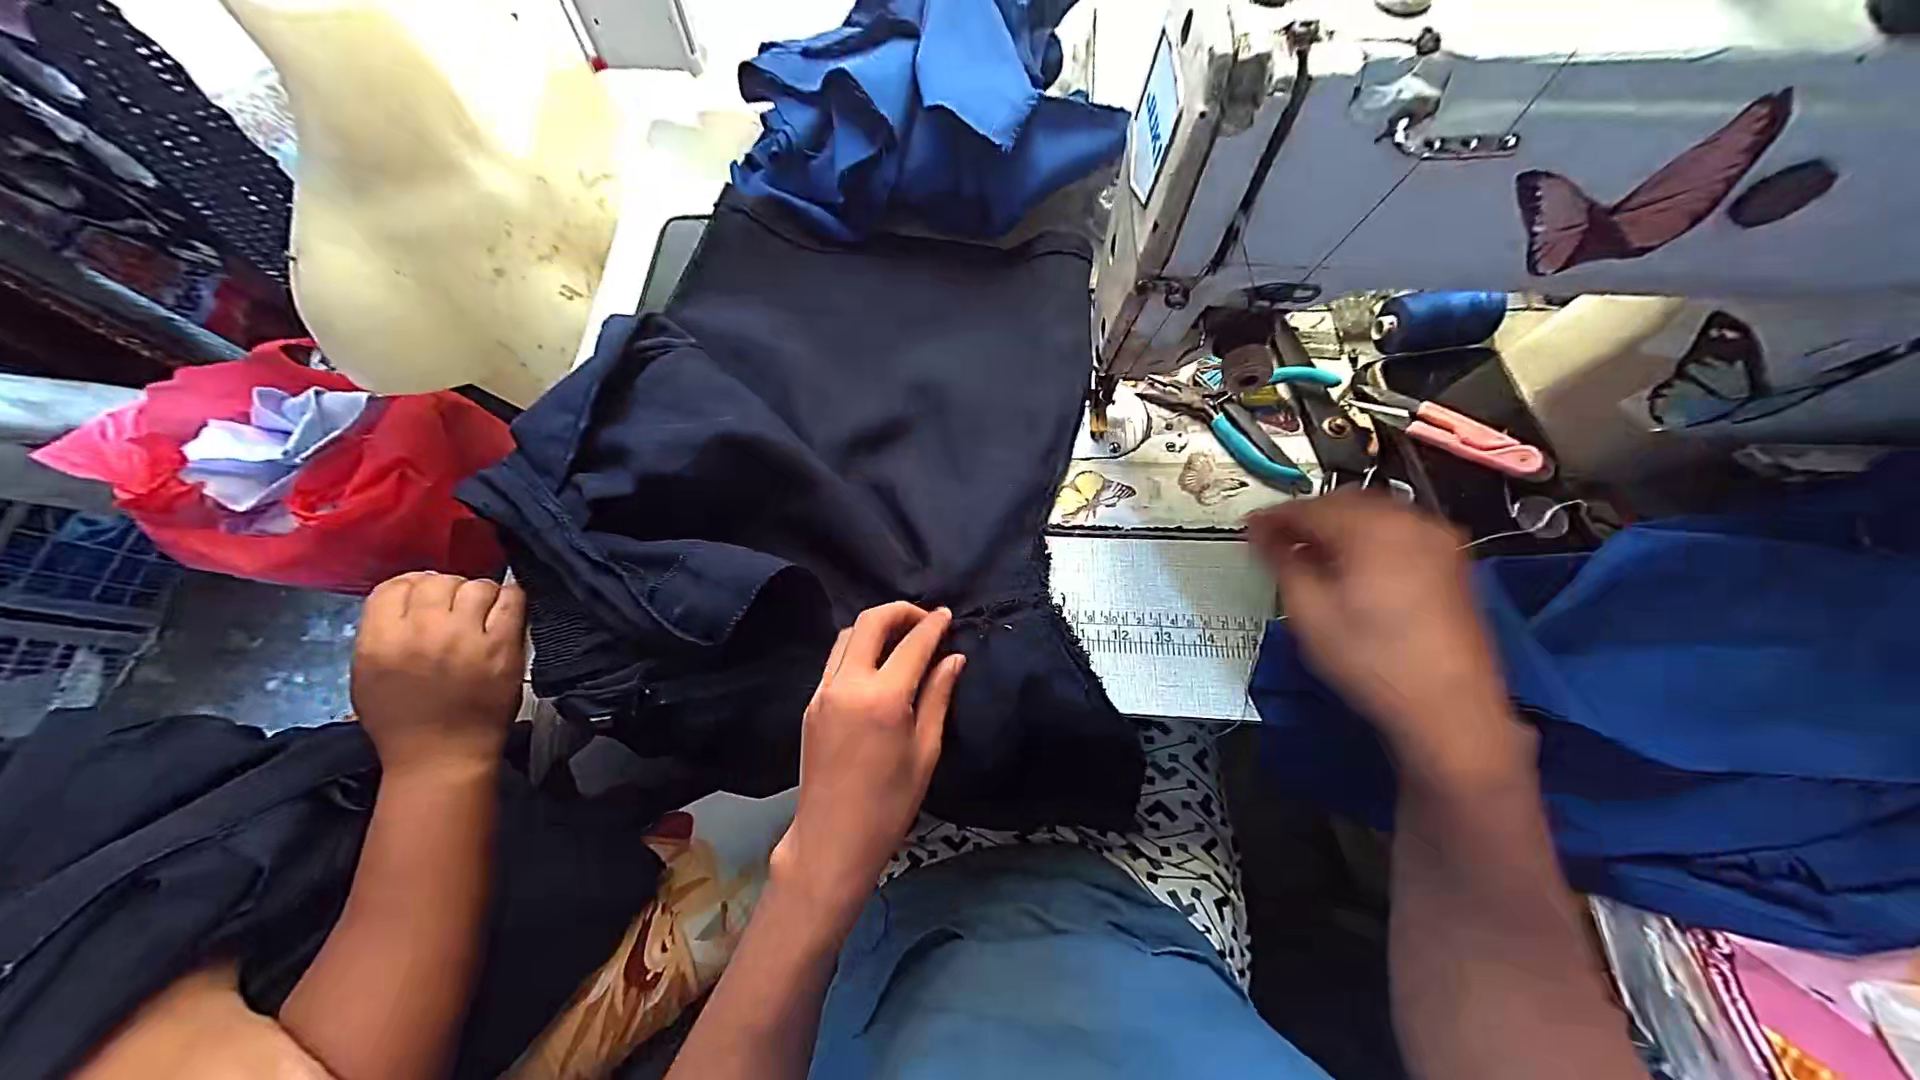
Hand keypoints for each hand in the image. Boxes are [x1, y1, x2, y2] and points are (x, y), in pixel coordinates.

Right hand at [351, 572, 526, 780]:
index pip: (394, 586)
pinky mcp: (502, 645)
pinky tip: (506, 609)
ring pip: (476, 586)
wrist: (441, 754)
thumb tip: (409, 601)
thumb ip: (383, 633)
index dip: (413, 586)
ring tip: (481, 611)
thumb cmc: (403, 721)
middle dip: (448, 589)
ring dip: (480, 593)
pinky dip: (511, 597)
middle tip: (456, 606)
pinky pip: (512, 600)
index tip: (426, 595)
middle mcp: (421, 632)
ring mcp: (465, 637)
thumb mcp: (368, 674)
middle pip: (438, 581)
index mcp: (379, 640)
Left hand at [771, 602, 964, 914]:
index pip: (913, 643)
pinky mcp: (810, 704)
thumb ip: (938, 696)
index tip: (947, 615)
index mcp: (883, 699)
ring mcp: (823, 692)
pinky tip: (876, 663)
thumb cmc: (890, 804)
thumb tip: (953, 658)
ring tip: (902, 638)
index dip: (933, 624)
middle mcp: (848, 685)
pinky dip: (857, 647)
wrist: (831, 841)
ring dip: (875, 626)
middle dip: (900, 611)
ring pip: (847, 635)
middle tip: (925, 620)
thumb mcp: (925, 751)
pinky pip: (835, 659)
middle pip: (870, 622)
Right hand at [1247, 492, 1529, 774]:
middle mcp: (1411, 524)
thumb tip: (1262, 536)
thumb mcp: (1308, 610)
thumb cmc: (1375, 662)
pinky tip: (1344, 566)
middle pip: (1342, 503)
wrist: (1446, 707)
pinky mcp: (1448, 562)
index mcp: (1374, 530)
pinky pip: (1395, 533)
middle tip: (1273, 539)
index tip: (1250, 528)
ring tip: (1305, 554)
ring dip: (1333, 527)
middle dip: (1304, 518)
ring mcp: (1436, 542)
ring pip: (1371, 514)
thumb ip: (1281, 561)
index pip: (1309, 507)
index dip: (1272, 517)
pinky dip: (1363, 539)